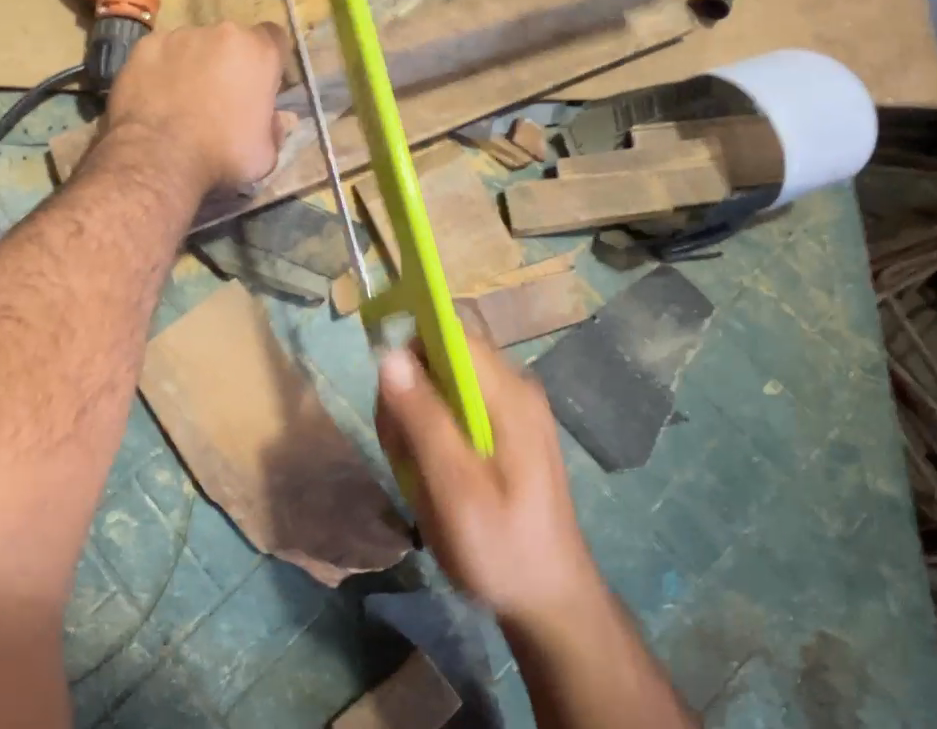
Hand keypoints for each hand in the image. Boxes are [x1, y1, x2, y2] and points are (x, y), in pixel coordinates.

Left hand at [103, 22, 291, 193]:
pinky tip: (154, 97)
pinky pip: (158, 54)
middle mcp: (222, 33)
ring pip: (192, 45)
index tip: (257, 84)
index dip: (266, 61)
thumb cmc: (221, 157)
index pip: (273, 39)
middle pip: (230, 41)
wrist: (159, 159)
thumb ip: (273, 127)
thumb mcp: (266, 154)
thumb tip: (269, 121)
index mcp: (259, 52)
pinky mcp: (146, 46)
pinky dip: (159, 69)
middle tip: (217, 98)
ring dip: (191, 65)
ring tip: (179, 100)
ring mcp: (180, 36)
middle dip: (227, 63)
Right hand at [375, 337, 602, 626]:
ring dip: (413, 421)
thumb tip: (389, 356)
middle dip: (407, 395)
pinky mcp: (501, 432)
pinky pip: (450, 412)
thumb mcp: (455, 489)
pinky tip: (429, 475)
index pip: (451, 335)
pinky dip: (428, 435)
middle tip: (402, 450)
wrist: (548, 601)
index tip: (389, 395)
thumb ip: (423, 420)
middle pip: (440, 360)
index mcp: (508, 397)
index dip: (412, 350)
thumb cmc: (501, 547)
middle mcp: (512, 391)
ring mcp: (508, 412)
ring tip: (415, 470)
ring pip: (439, 386)